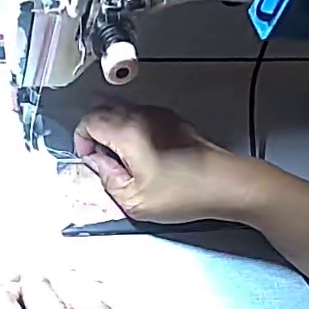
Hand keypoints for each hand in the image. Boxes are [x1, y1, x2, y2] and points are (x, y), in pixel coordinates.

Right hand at [75, 104, 260, 223]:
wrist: (227, 185)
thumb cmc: (182, 193)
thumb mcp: (132, 199)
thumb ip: (106, 176)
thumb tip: (96, 163)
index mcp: (127, 131)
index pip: (88, 121)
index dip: (81, 141)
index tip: (89, 160)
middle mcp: (142, 115)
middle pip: (102, 109)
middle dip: (93, 132)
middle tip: (99, 159)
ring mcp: (160, 115)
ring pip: (121, 110)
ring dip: (111, 130)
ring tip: (119, 159)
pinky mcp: (173, 121)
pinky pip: (140, 116)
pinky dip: (130, 129)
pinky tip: (140, 154)